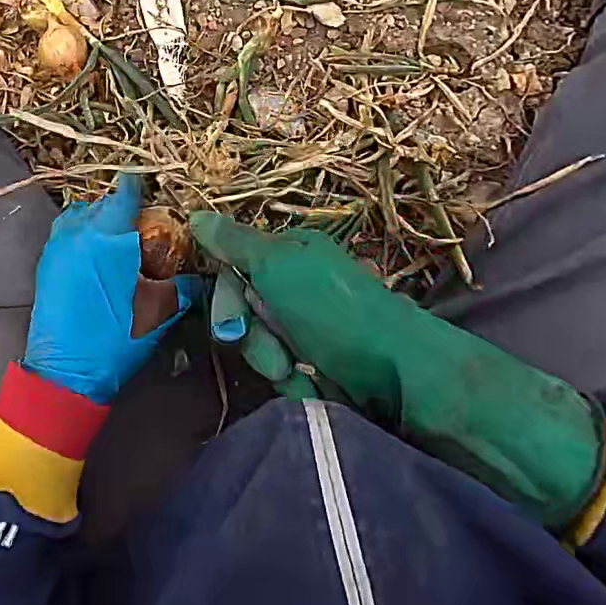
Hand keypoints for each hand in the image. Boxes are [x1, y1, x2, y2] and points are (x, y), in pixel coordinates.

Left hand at [24, 173, 198, 402]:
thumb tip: (199, 275)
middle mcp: (78, 233)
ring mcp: (57, 246)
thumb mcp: (158, 312)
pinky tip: (92, 252)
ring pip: (78, 215)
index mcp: (107, 237)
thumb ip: (181, 286)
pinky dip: (79, 232)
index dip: (137, 189)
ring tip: (112, 235)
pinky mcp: (45, 262)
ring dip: (95, 218)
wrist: (66, 369)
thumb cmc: (116, 338)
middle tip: (137, 221)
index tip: (147, 187)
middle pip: (100, 204)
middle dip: (119, 208)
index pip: (124, 196)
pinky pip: (64, 232)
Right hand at [191, 211, 605, 536]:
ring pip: (260, 344)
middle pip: (243, 308)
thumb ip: (233, 243)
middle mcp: (298, 285)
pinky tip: (316, 388)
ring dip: (273, 361)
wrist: (410, 382)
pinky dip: (296, 383)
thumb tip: (195, 216)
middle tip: (277, 355)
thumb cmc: (339, 314)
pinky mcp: (323, 364)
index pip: (231, 266)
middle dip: (253, 336)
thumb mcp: (279, 267)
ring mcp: (311, 326)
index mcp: (290, 254)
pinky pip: (286, 371)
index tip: (232, 322)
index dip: (226, 297)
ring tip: (301, 373)